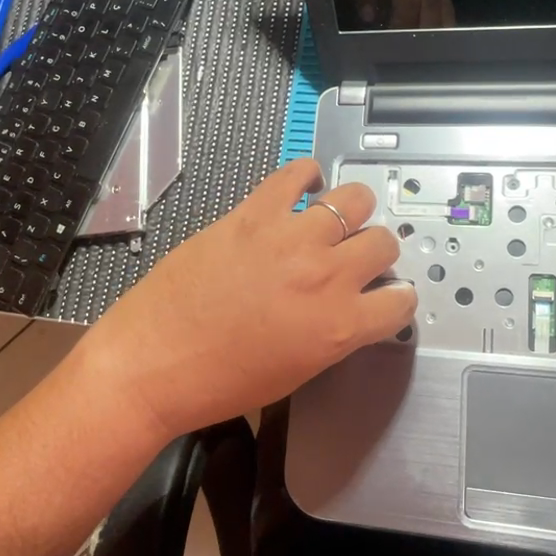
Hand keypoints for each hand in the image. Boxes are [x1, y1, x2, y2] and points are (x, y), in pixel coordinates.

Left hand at [76, 159, 416, 441]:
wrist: (153, 361)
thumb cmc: (219, 382)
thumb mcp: (295, 371)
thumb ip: (332, 333)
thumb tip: (345, 308)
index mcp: (340, 326)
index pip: (401, 300)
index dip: (397, 298)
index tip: (386, 294)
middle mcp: (326, 276)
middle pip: (384, 243)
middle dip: (376, 251)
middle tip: (355, 255)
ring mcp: (291, 238)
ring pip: (354, 199)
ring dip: (352, 210)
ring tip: (336, 217)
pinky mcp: (254, 213)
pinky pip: (296, 173)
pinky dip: (307, 175)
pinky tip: (303, 187)